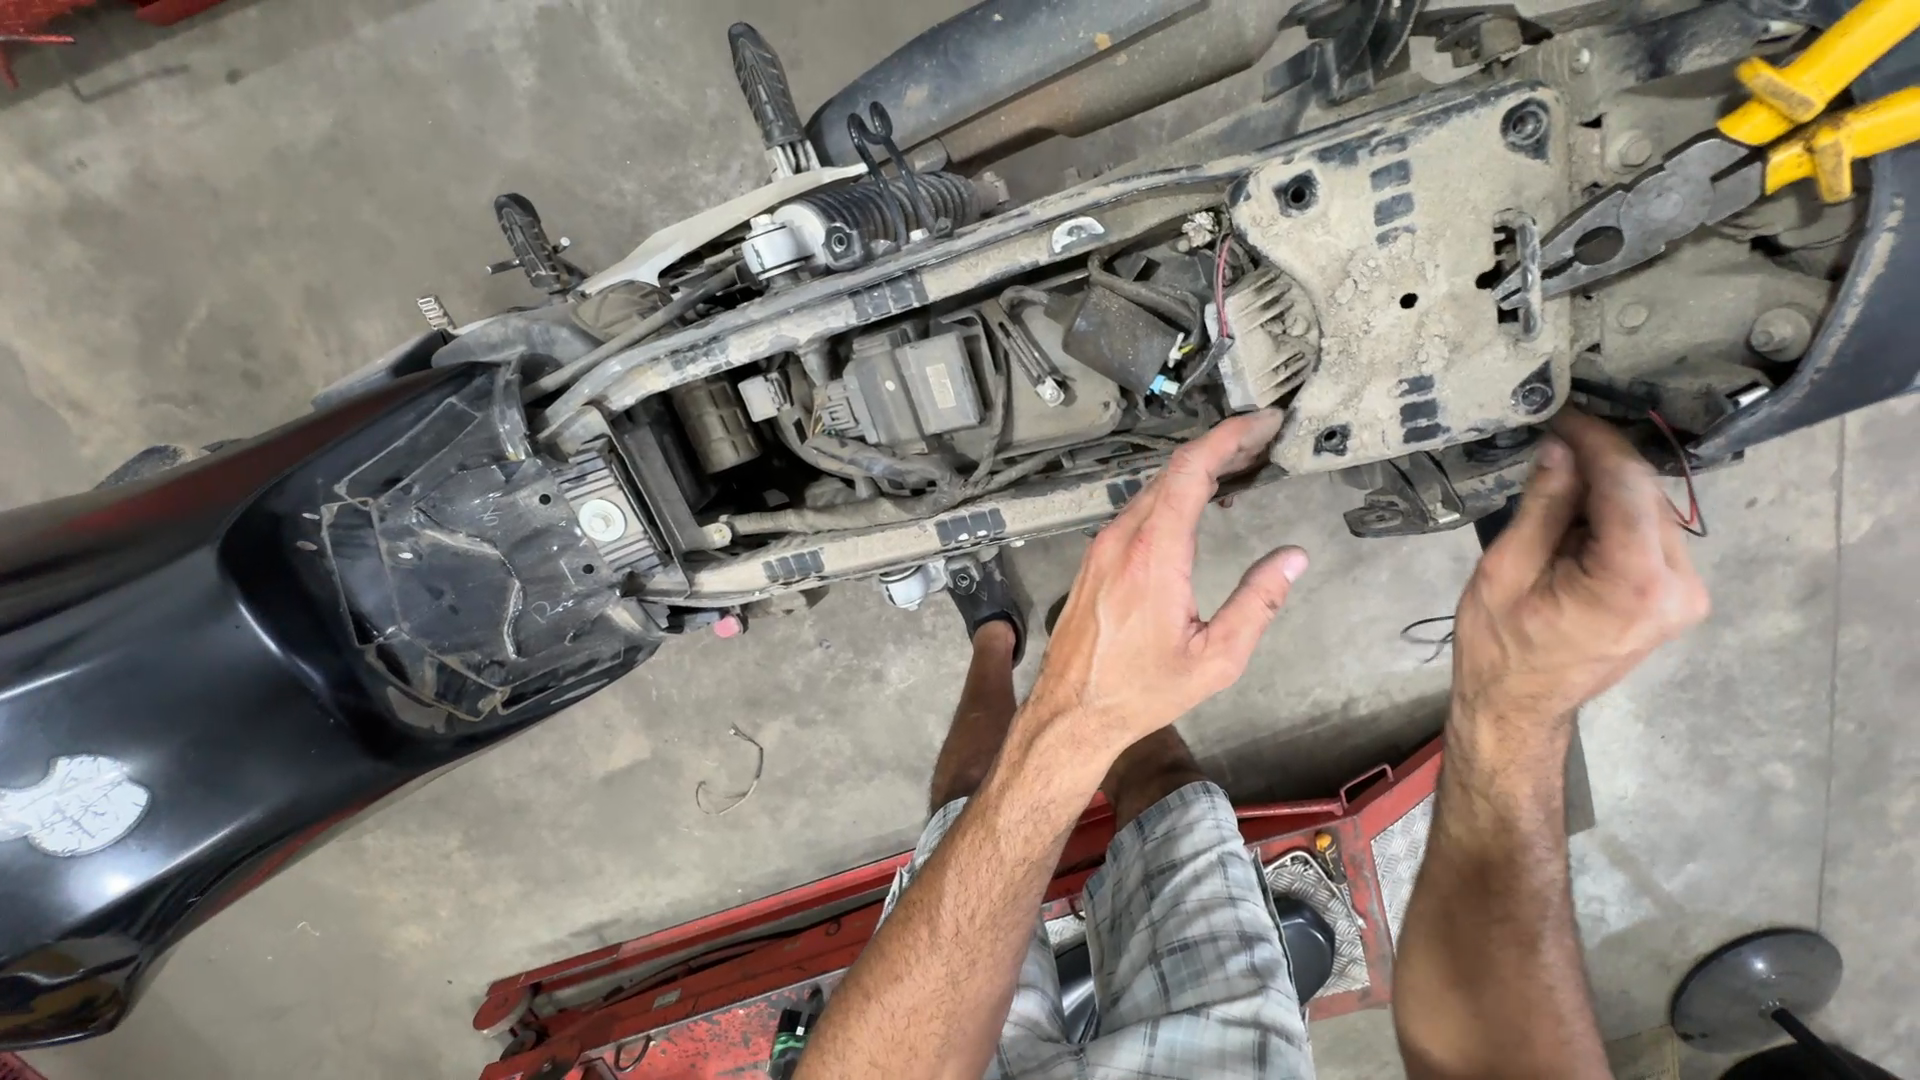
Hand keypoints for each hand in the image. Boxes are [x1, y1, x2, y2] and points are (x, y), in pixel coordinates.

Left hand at [1020, 410, 1308, 766]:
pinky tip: (1194, 507)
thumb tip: (1292, 558)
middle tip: (1262, 443)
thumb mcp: (1216, 658)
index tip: (1262, 423)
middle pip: (1171, 473)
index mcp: (1153, 555)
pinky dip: (1170, 497)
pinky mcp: (1093, 560)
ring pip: (1150, 490)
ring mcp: (1100, 547)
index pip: (1190, 472)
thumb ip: (1258, 603)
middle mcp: (1121, 539)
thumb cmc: (1141, 690)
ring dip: (1194, 473)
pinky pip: (1134, 512)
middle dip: (1220, 450)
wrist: (1072, 710)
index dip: (1228, 438)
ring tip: (1238, 470)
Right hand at [1451, 410, 1710, 764]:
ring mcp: (1686, 595)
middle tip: (1551, 440)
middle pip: (1646, 498)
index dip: (1597, 442)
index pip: (1628, 486)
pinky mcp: (1676, 599)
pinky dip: (1613, 518)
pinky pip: (1649, 538)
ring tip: (1554, 481)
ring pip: (1651, 514)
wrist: (1517, 704)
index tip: (1564, 412)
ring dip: (1605, 491)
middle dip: (1600, 465)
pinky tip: (1575, 519)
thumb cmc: (1499, 645)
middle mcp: (1680, 585)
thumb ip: (1542, 509)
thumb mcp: (1505, 572)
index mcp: (1633, 581)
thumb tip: (1560, 449)